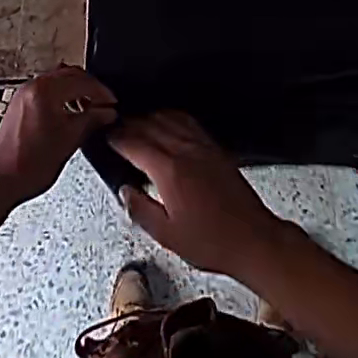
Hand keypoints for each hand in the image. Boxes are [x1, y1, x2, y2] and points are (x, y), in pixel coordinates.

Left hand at [0, 66, 116, 207]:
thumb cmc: (25, 166)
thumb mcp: (69, 140)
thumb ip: (92, 120)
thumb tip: (106, 112)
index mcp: (45, 91)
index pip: (83, 81)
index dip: (102, 92)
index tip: (112, 103)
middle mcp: (32, 87)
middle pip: (70, 75)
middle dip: (90, 87)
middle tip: (104, 102)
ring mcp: (24, 95)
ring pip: (58, 80)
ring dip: (76, 90)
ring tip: (90, 107)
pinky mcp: (19, 105)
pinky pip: (46, 90)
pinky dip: (61, 95)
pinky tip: (70, 112)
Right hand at [109, 111, 293, 277]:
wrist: (251, 237)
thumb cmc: (212, 240)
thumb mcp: (167, 235)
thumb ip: (141, 210)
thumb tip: (126, 192)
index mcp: (170, 171)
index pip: (136, 144)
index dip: (118, 138)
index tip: (107, 136)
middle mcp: (186, 152)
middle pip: (152, 125)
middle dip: (130, 123)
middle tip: (116, 127)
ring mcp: (203, 147)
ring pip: (171, 118)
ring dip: (151, 116)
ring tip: (137, 122)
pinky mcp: (216, 148)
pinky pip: (189, 122)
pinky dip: (173, 117)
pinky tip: (169, 122)